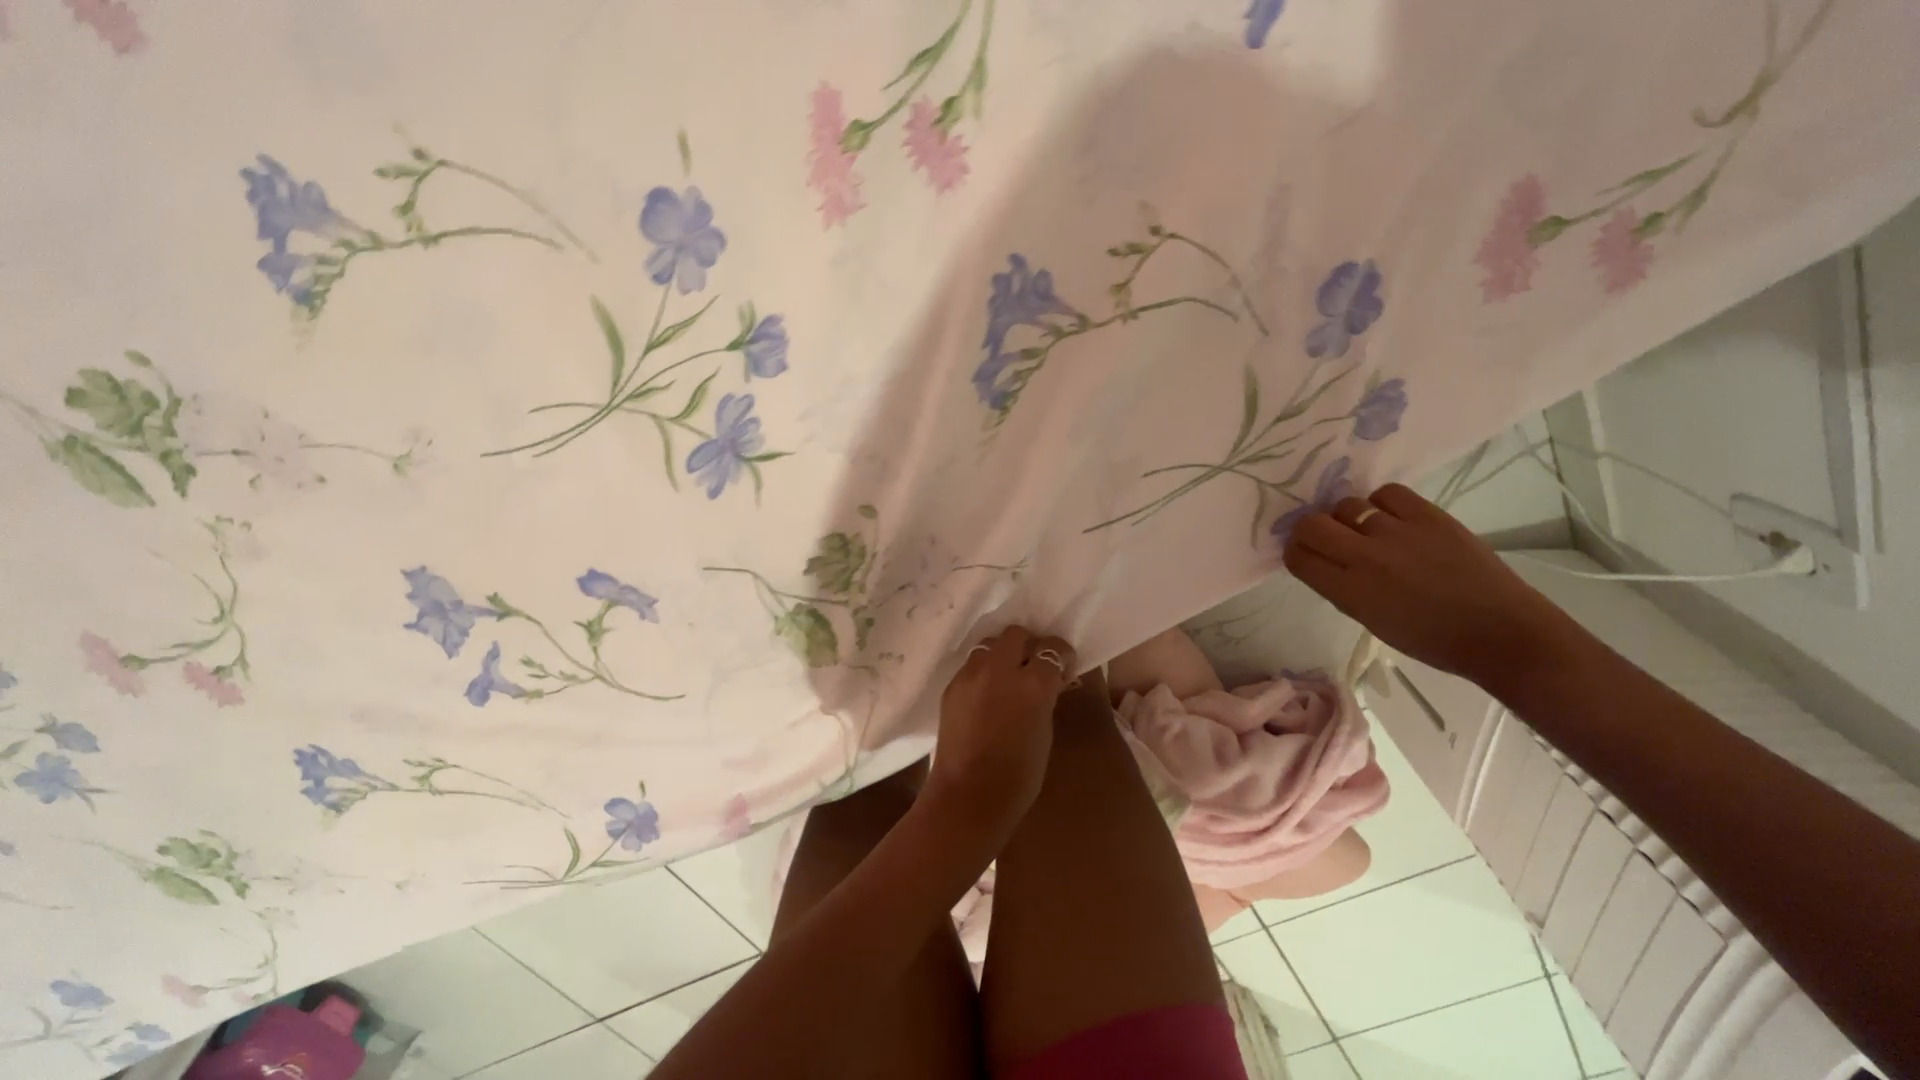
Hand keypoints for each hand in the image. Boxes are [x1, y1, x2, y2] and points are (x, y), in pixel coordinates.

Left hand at [929, 626, 1076, 837]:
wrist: (968, 797)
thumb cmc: (1018, 775)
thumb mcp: (1044, 733)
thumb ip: (1046, 699)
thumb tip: (1050, 682)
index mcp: (1033, 684)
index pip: (1052, 649)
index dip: (1060, 655)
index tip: (1062, 666)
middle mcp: (1000, 670)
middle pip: (1016, 634)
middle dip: (1028, 645)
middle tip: (1032, 666)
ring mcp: (971, 676)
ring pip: (989, 645)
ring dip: (1001, 654)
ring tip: (1006, 677)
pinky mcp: (951, 687)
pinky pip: (971, 666)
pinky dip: (982, 672)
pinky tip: (986, 695)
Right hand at [1281, 483, 1576, 687]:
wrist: (1499, 631)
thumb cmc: (1432, 640)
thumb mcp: (1372, 621)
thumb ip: (1343, 589)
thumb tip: (1327, 561)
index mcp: (1350, 593)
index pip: (1299, 557)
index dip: (1295, 553)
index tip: (1305, 555)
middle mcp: (1367, 558)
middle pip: (1312, 525)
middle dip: (1310, 530)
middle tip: (1325, 537)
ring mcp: (1399, 532)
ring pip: (1347, 505)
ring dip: (1348, 517)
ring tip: (1365, 529)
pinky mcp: (1429, 516)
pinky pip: (1387, 494)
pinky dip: (1381, 504)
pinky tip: (1391, 517)